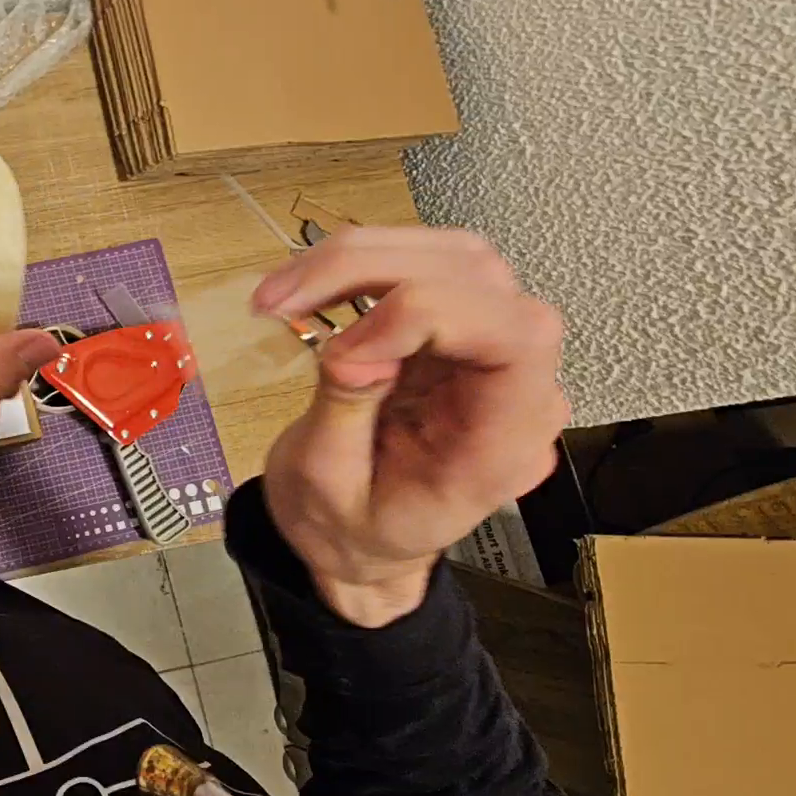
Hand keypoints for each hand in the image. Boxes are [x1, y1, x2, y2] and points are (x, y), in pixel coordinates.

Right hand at [252, 228, 568, 627]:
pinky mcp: (446, 335)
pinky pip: (419, 268)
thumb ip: (344, 416)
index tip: (340, 347)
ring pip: (449, 256)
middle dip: (370, 270)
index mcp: (496, 445)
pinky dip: (355, 265)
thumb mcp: (328, 489)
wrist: (357, 538)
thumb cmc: (349, 529)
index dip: (430, 314)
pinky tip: (309, 286)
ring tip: (285, 290)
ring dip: (358, 258)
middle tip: (281, 300)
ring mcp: (480, 355)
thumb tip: (353, 348)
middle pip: (476, 280)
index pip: (515, 339)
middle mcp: (509, 388)